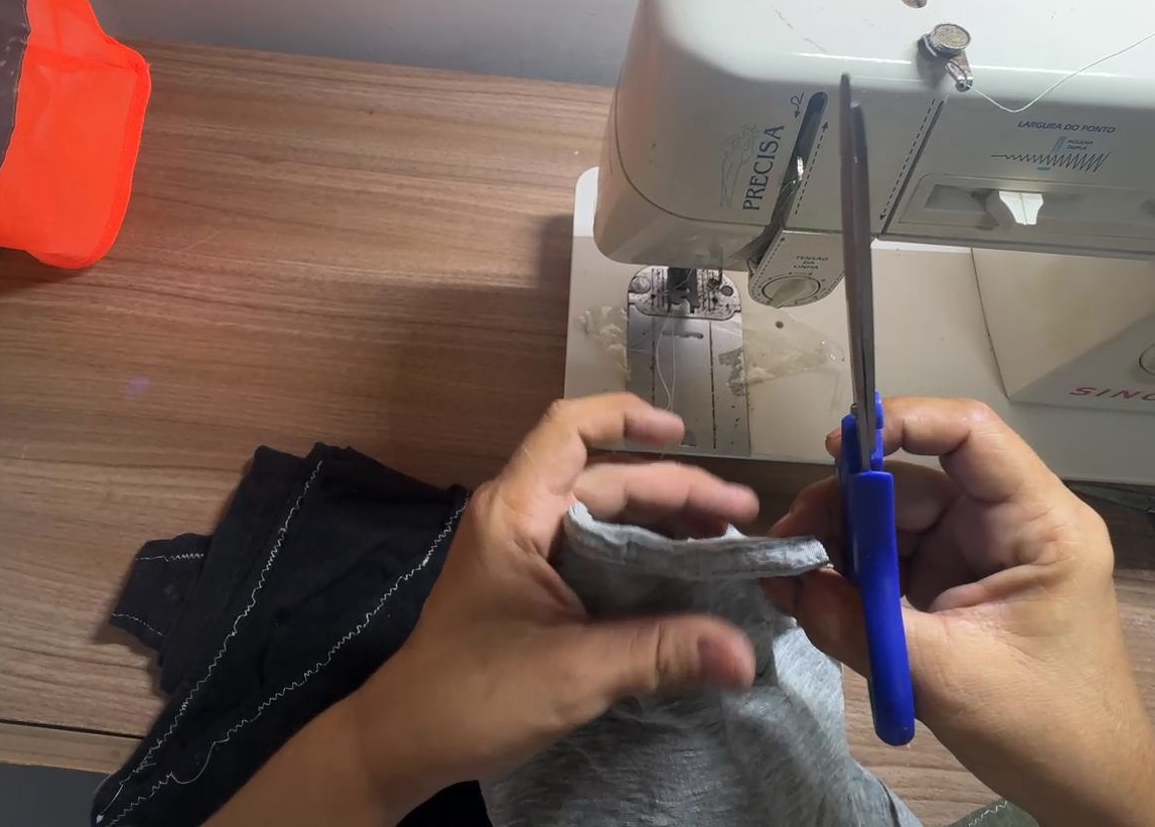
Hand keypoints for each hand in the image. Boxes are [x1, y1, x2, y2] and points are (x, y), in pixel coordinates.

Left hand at [343, 394, 760, 814]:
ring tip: (723, 535)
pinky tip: (681, 565)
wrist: (409, 738)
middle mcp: (521, 511)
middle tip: (741, 513)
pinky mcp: (534, 572)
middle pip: (604, 475)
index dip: (625, 417)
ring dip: (662, 515)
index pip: (567, 429)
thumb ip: (658, 654)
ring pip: (604, 506)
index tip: (682, 433)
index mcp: (516, 511)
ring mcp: (527, 542)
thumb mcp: (572, 672)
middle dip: (673, 487)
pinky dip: (641, 544)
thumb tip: (745, 654)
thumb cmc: (474, 695)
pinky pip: (596, 540)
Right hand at [764, 397, 1154, 826]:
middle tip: (789, 543)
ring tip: (793, 579)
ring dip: (835, 542)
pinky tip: (814, 592)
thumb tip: (787, 584)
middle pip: (906, 480)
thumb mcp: (948, 678)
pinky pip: (884, 553)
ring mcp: (970, 548)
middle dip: (841, 506)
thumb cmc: (1051, 732)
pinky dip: (846, 570)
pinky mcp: (947, 576)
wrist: (1090, 796)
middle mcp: (1001, 521)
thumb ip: (860, 625)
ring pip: (886, 516)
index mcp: (1036, 524)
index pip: (970, 434)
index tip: (837, 448)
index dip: (903, 422)